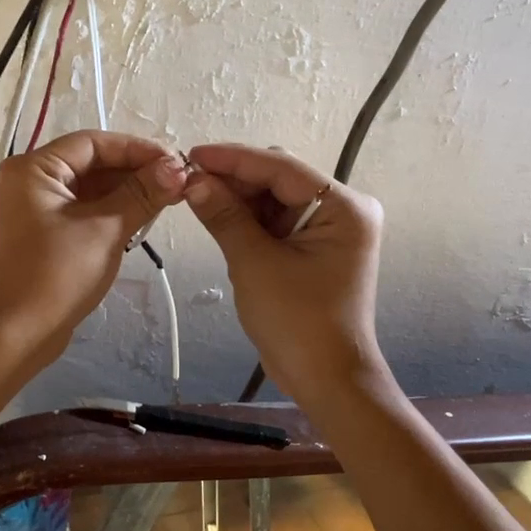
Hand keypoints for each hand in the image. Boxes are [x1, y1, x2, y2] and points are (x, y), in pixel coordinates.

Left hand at [0, 131, 187, 367]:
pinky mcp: (43, 232)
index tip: (175, 160)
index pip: (92, 143)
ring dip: (126, 191)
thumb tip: (178, 167)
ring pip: (88, 187)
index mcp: (32, 169)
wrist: (18, 334)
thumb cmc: (57, 275)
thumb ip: (142, 194)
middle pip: (90, 163)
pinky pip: (82, 209)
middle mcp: (28, 181)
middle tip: (178, 180)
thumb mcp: (105, 230)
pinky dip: (111, 210)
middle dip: (134, 171)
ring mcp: (33, 208)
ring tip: (168, 197)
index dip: (136, 149)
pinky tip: (144, 216)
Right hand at [183, 143, 386, 397]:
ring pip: (273, 197)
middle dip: (233, 178)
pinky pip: (275, 220)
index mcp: (344, 207)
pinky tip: (217, 216)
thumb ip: (225, 216)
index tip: (190, 154)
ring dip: (237, 198)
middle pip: (279, 178)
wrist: (324, 377)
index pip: (281, 168)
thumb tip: (192, 180)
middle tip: (187, 181)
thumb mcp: (254, 263)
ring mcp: (330, 229)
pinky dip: (247, 218)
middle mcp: (344, 209)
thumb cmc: (296, 321)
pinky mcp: (314, 247)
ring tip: (195, 197)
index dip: (233, 158)